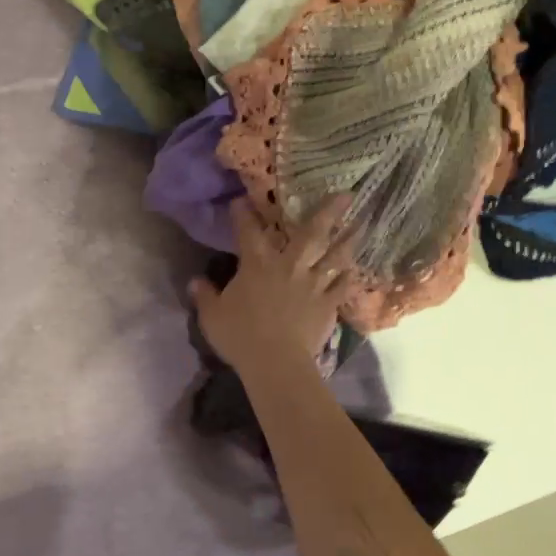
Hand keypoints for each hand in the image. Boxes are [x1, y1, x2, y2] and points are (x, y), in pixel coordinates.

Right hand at [190, 194, 354, 372]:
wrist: (275, 362)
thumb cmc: (240, 335)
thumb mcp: (212, 315)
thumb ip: (204, 296)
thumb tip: (194, 281)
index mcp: (257, 264)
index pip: (248, 231)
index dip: (244, 214)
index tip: (242, 200)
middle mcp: (289, 265)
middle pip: (312, 233)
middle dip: (328, 211)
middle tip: (345, 194)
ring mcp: (313, 284)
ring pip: (335, 256)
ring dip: (348, 240)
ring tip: (361, 226)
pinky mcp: (328, 304)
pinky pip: (342, 286)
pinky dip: (348, 277)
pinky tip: (354, 270)